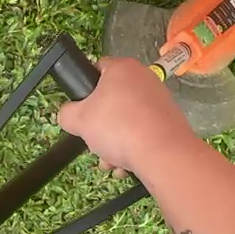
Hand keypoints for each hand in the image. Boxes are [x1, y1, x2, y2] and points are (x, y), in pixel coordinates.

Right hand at [56, 57, 208, 177]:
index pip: (97, 68)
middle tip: (95, 143)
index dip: (85, 89)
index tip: (82, 110)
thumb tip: (69, 115)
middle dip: (100, 127)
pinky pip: (142, 132)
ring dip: (113, 144)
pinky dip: (132, 148)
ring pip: (126, 121)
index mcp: (121, 68)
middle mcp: (143, 78)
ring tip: (110, 162)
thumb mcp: (79, 120)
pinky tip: (126, 165)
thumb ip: (66, 114)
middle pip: (111, 101)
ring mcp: (158, 99)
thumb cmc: (117, 127)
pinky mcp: (168, 120)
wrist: (162, 153)